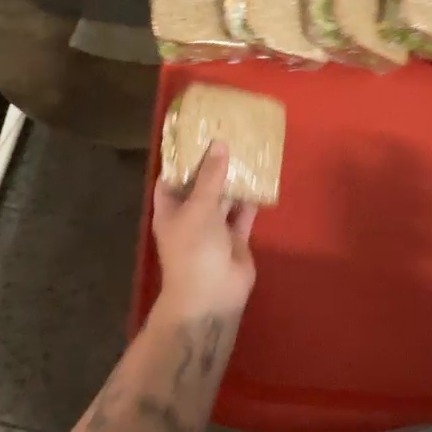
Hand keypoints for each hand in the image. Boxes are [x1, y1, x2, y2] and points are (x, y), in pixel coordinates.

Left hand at [152, 143, 257, 322]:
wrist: (212, 296)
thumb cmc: (194, 249)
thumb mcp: (199, 207)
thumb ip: (210, 176)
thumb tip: (219, 144)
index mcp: (170, 209)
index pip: (171, 178)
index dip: (181, 159)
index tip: (196, 135)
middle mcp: (190, 216)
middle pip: (200, 186)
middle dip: (212, 165)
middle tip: (228, 135)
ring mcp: (213, 229)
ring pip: (223, 198)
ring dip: (233, 180)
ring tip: (246, 150)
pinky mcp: (235, 239)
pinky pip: (243, 215)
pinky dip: (251, 200)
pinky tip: (261, 179)